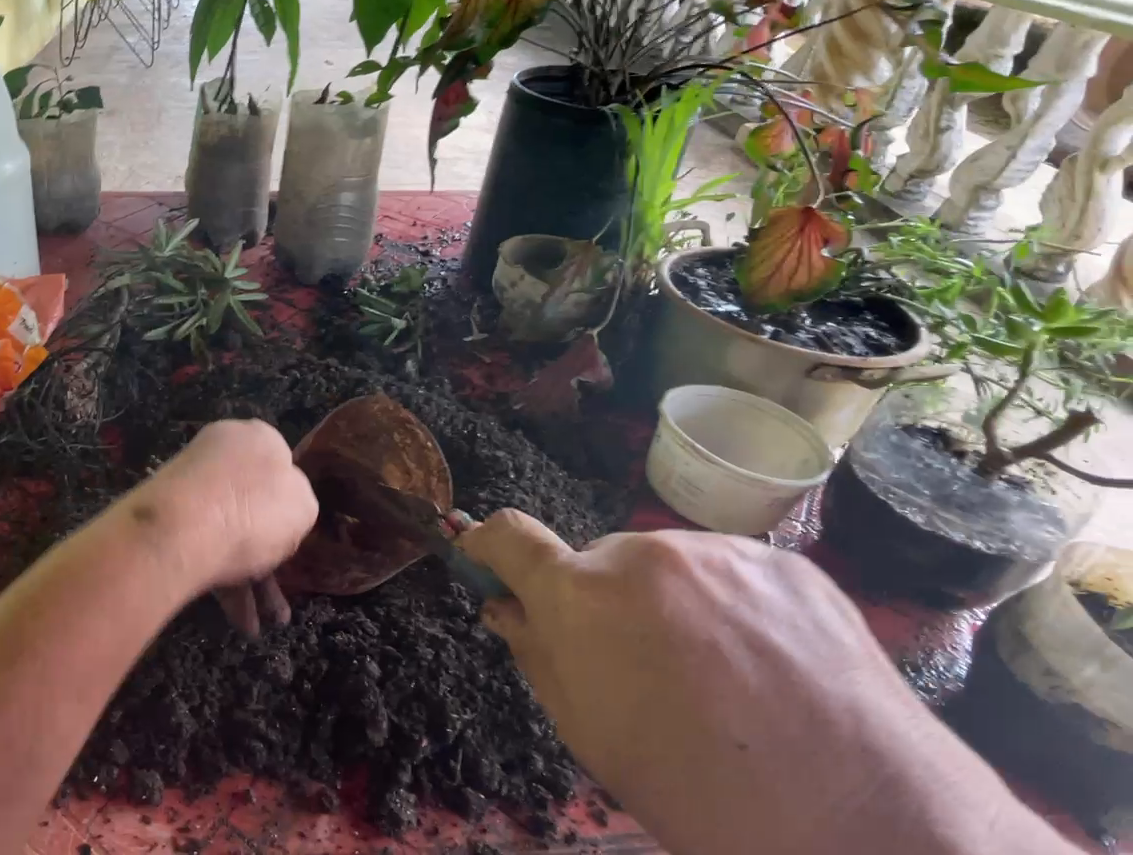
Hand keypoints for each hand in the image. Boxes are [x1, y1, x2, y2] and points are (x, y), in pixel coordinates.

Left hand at [119, 419, 317, 632]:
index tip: (292, 531)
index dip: (289, 501)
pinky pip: (205, 549)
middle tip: (278, 589)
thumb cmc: (255, 510)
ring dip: (250, 581)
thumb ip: (298, 503)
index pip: (280, 463)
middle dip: (268, 553)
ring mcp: (192, 486)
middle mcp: (222, 454)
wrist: (183, 530)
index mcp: (258, 438)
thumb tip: (284, 505)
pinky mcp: (170, 519)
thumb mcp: (304, 506)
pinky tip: (241, 621)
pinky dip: (225, 586)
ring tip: (260, 625)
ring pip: (230, 533)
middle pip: (253, 504)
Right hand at [454, 511, 1077, 854]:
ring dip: (667, 601)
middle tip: (641, 666)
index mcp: (582, 597)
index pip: (509, 536)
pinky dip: (727, 604)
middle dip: (600, 601)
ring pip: (664, 567)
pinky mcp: (784, 561)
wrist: (877, 830)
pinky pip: (727, 571)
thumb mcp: (592, 736)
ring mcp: (719, 550)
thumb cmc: (703, 797)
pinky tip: (769, 664)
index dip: (488, 546)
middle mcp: (642, 553)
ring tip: (720, 673)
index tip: (485, 561)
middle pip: (597, 562)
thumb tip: (504, 607)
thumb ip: (537, 656)